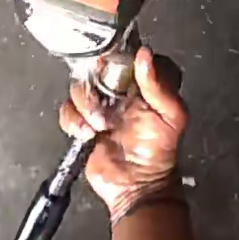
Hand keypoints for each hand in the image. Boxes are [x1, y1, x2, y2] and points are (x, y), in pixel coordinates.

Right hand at [59, 47, 187, 221]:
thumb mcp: (172, 116)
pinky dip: (73, 120)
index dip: (120, 58)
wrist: (137, 187)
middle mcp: (119, 85)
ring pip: (79, 85)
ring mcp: (99, 101)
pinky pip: (67, 109)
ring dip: (85, 105)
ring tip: (100, 125)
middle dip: (96, 85)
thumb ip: (160, 85)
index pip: (127, 52)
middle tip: (105, 104)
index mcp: (143, 78)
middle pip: (96, 65)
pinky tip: (87, 134)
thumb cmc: (160, 149)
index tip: (118, 71)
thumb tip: (144, 53)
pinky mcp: (82, 120)